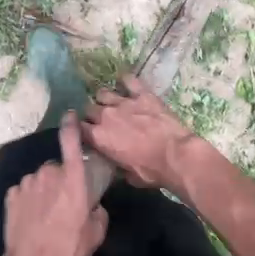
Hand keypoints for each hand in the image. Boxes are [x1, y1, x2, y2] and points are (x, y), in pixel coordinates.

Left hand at [2, 112, 107, 255]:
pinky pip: (23, 192)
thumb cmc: (69, 249)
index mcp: (73, 179)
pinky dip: (27, 201)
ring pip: (38, 180)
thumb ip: (98, 211)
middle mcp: (49, 173)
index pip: (71, 142)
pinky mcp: (11, 194)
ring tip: (46, 216)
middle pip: (55, 168)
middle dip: (60, 180)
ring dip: (43, 191)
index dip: (71, 126)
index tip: (70, 114)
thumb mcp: (96, 233)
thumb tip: (94, 205)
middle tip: (63, 204)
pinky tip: (31, 219)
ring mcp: (27, 182)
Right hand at [81, 75, 206, 191]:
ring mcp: (124, 102)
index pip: (79, 128)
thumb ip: (114, 162)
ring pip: (103, 92)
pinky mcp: (142, 94)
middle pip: (89, 108)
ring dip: (105, 98)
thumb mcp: (126, 175)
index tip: (87, 133)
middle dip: (92, 114)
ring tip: (112, 103)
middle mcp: (106, 115)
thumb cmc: (150, 171)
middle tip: (100, 120)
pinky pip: (129, 80)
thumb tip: (112, 159)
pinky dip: (126, 81)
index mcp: (99, 137)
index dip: (82, 130)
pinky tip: (126, 83)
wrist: (175, 155)